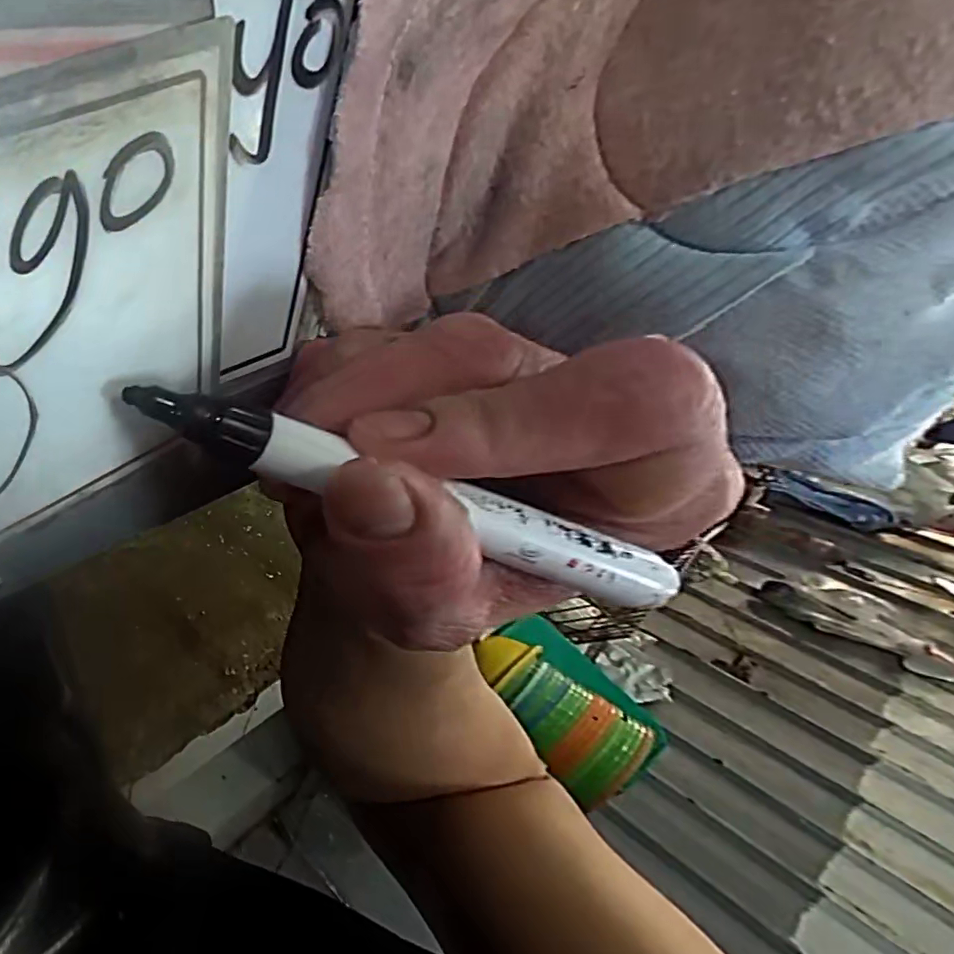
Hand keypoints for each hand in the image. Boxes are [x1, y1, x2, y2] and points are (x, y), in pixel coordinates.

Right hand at [273, 316, 740, 800]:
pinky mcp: (427, 346)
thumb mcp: (433, 615)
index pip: (635, 402)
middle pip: (494, 358)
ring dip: (335, 400)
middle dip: (380, 404)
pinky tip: (309, 438)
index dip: (500, 423)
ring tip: (302, 468)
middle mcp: (578, 397)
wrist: (389, 568)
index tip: (382, 458)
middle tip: (305, 458)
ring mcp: (498, 363)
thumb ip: (417, 569)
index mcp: (650, 474)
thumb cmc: (436, 593)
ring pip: (420, 341)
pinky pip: (366, 339)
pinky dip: (316, 386)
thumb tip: (365, 487)